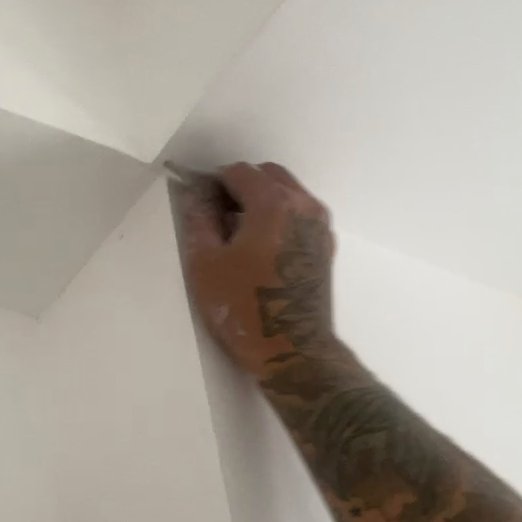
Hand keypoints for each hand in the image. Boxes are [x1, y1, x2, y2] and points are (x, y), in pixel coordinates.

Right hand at [170, 162, 337, 380]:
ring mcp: (319, 226)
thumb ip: (199, 221)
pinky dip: (279, 219)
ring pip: (287, 194)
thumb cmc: (242, 307)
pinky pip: (299, 216)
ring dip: (261, 202)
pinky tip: (260, 249)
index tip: (198, 203)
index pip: (239, 172)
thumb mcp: (205, 264)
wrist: (291, 349)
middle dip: (240, 188)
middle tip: (216, 217)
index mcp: (273, 203)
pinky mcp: (325, 247)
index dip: (214, 183)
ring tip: (237, 236)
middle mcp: (303, 205)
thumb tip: (197, 196)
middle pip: (268, 176)